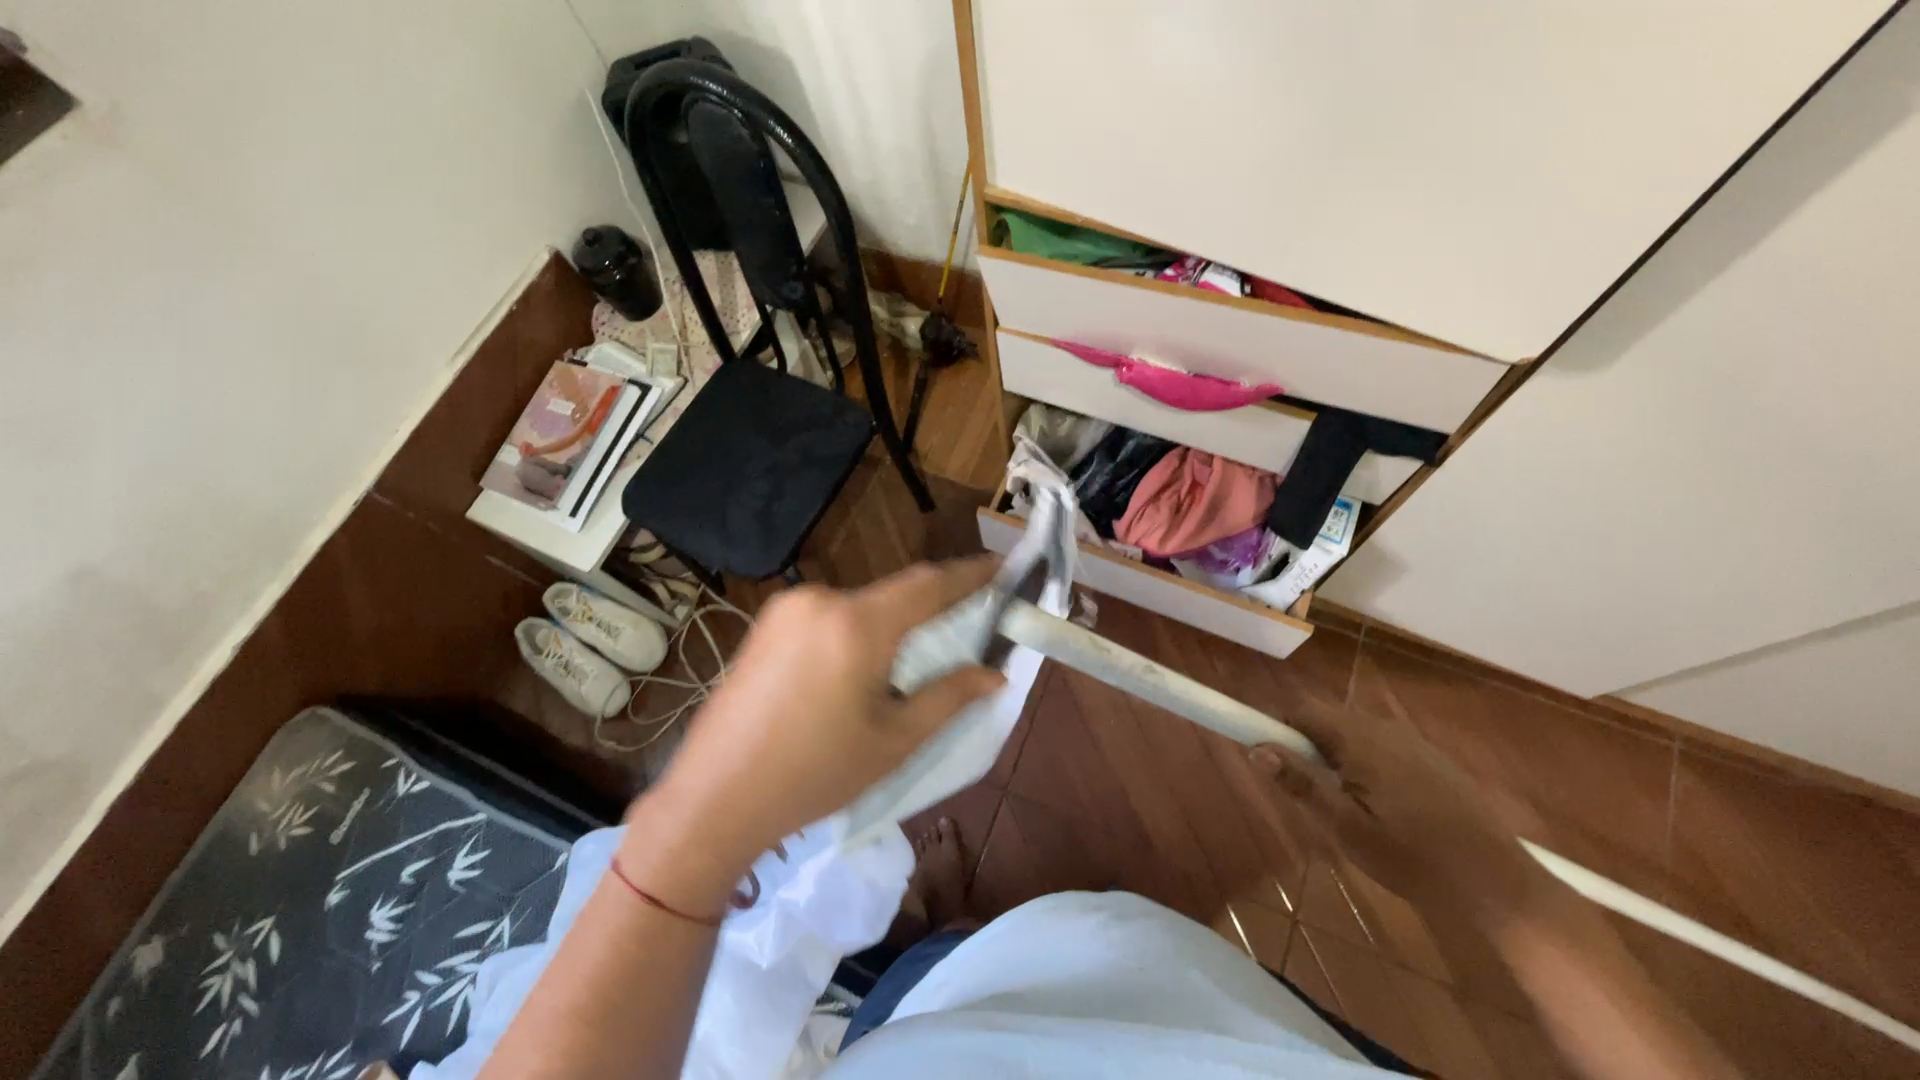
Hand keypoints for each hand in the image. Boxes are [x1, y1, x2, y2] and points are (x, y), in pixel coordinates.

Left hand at [624, 559, 1005, 910]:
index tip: (1005, 568)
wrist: (713, 799)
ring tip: (910, 664)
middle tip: (965, 631)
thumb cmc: (814, 775)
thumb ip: (949, 697)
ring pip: (860, 606)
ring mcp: (785, 610)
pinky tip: (859, 671)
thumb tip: (996, 673)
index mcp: (857, 624)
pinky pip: (828, 616)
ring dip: (892, 624)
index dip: (972, 574)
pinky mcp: (764, 626)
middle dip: (932, 608)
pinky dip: (856, 632)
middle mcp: (820, 600)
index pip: (930, 584)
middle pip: (894, 594)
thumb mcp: (894, 742)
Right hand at [1251, 693, 1543, 926]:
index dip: (1276, 725)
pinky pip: (1380, 745)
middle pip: (1327, 717)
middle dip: (1304, 744)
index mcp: (1361, 740)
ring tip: (1340, 804)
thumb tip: (1256, 748)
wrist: (1493, 879)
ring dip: (1333, 755)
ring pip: (1353, 732)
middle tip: (1303, 791)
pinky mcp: (1430, 758)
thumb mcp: (1345, 827)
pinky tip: (1377, 805)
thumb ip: (1301, 783)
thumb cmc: (1411, 856)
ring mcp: (1411, 741)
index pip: (1302, 709)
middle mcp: (1385, 729)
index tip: (1265, 755)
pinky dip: (1363, 763)